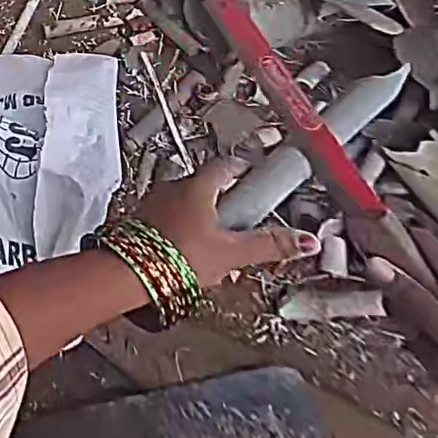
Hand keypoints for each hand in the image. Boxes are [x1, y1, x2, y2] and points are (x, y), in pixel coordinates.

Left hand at [136, 157, 318, 285]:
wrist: (133, 270)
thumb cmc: (181, 256)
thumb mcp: (232, 253)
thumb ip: (269, 245)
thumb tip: (304, 240)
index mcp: (197, 187)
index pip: (223, 166)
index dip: (240, 169)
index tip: (252, 173)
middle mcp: (174, 188)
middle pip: (206, 188)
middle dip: (225, 205)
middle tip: (240, 224)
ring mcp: (156, 202)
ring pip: (188, 206)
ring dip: (205, 221)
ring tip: (218, 250)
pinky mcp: (144, 219)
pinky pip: (171, 219)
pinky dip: (186, 231)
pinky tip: (193, 256)